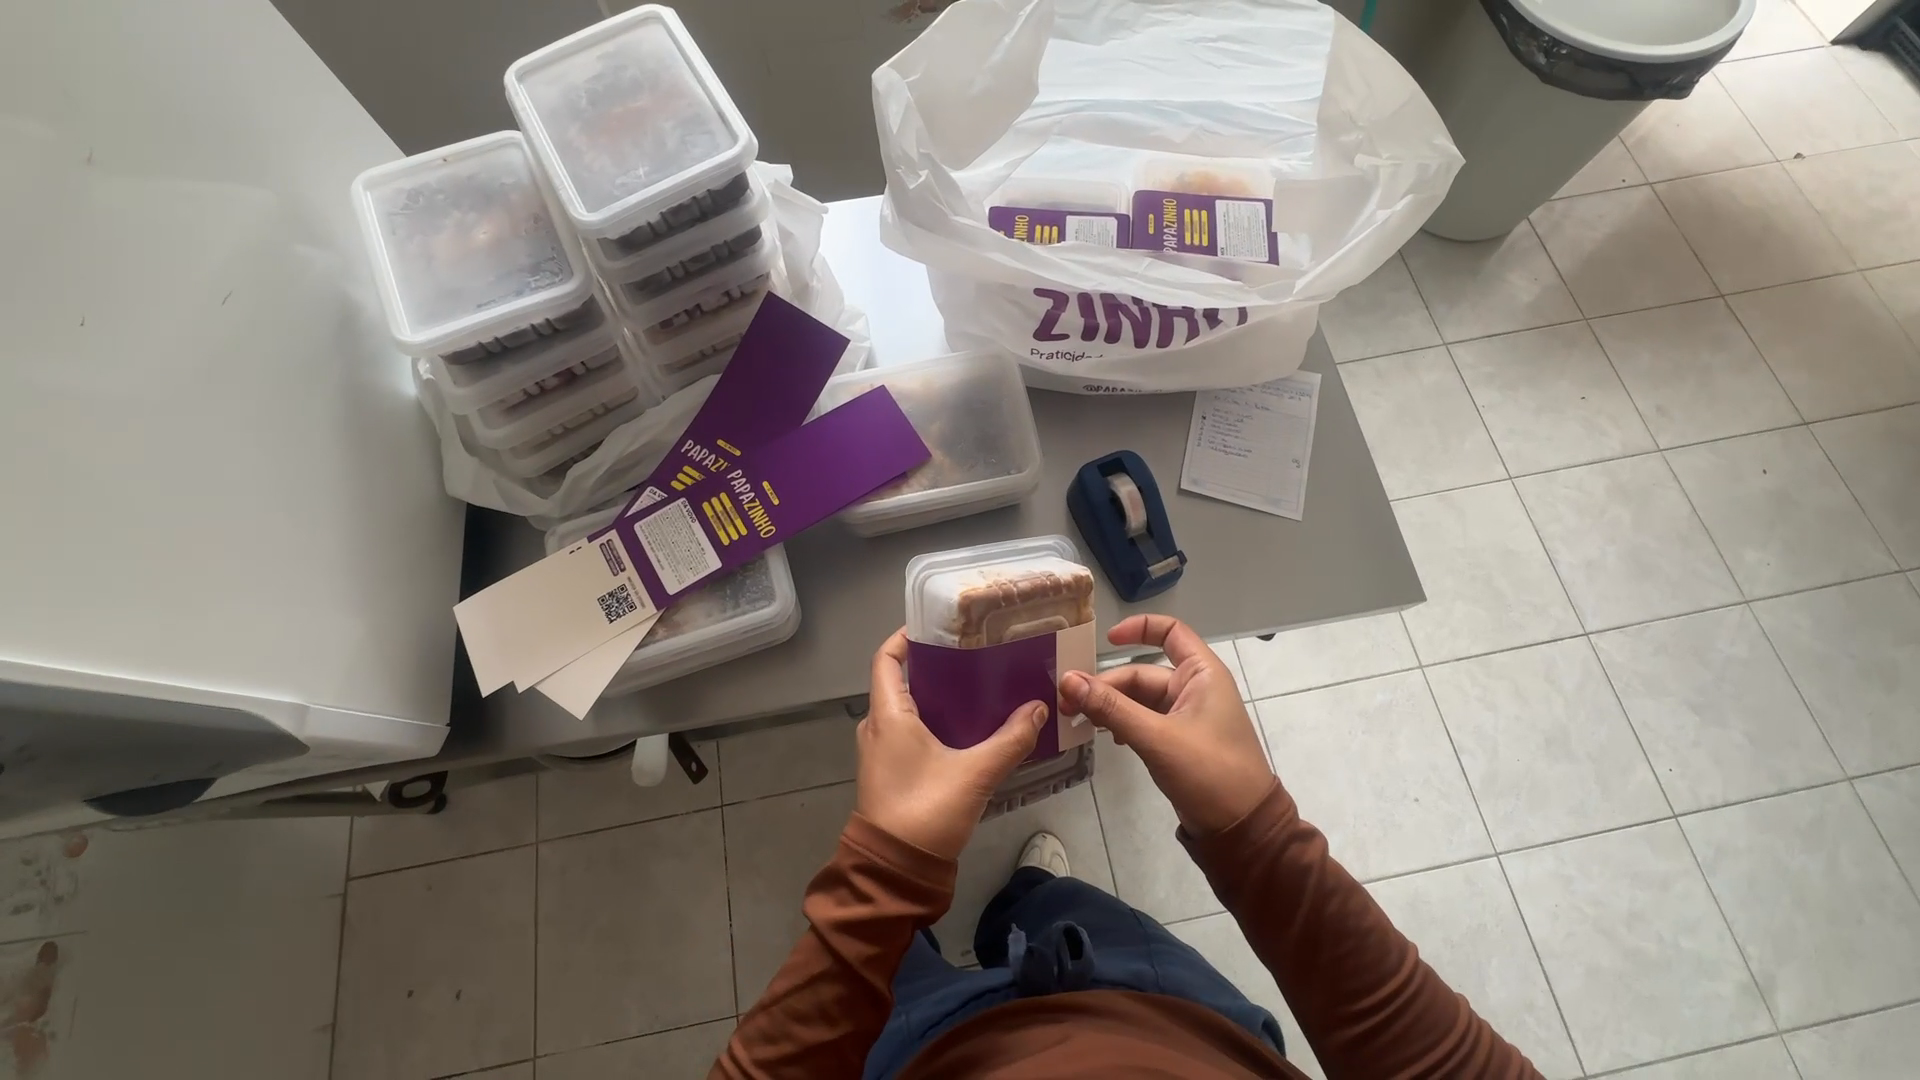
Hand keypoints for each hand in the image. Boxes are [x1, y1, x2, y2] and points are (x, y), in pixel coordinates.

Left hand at [855, 629, 1048, 859]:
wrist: (896, 870)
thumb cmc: (927, 810)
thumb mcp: (975, 773)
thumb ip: (1010, 739)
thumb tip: (1039, 708)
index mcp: (888, 714)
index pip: (886, 658)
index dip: (905, 637)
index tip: (936, 626)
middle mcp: (877, 725)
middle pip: (898, 680)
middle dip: (932, 664)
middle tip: (971, 653)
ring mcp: (880, 749)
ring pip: (905, 707)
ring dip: (935, 694)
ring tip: (976, 684)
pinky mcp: (889, 769)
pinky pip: (907, 730)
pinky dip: (932, 719)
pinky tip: (967, 726)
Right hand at [1058, 614, 1273, 835]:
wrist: (1242, 829)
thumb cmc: (1209, 773)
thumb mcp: (1156, 738)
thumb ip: (1111, 708)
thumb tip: (1067, 680)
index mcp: (1202, 674)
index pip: (1170, 632)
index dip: (1138, 629)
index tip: (1104, 640)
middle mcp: (1194, 688)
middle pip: (1141, 673)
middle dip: (1105, 685)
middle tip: (1067, 704)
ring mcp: (1186, 716)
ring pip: (1139, 699)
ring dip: (1109, 706)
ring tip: (1077, 720)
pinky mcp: (1178, 741)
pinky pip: (1143, 720)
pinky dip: (1121, 724)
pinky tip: (1103, 737)